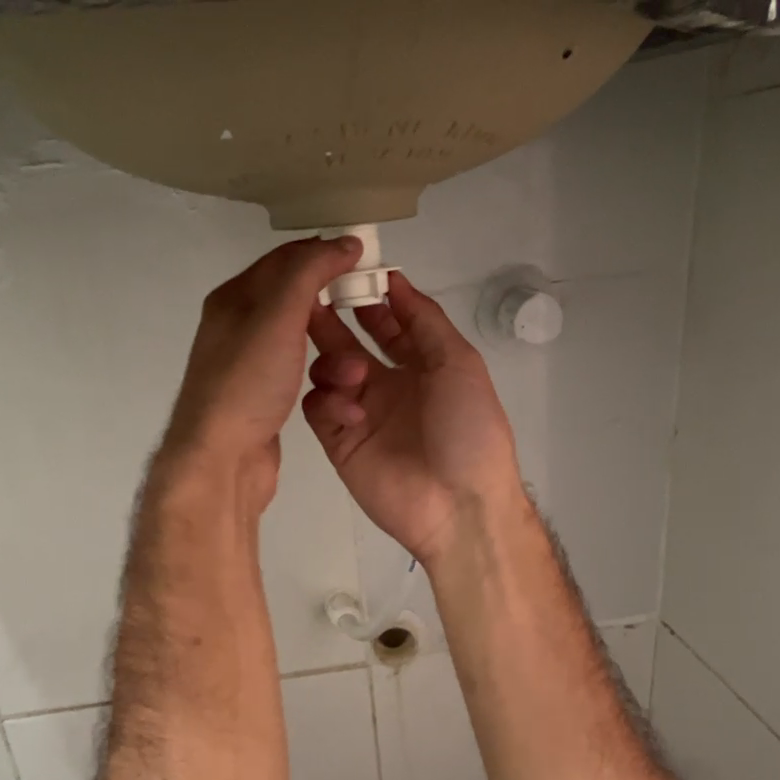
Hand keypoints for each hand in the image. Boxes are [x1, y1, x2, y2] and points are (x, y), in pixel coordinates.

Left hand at [162, 236, 365, 505]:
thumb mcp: (278, 315)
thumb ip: (310, 272)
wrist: (222, 461)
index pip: (285, 259)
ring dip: (336, 358)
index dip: (324, 254)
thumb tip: (345, 242)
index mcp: (234, 298)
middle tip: (369, 320)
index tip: (366, 262)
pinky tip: (342, 399)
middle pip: (298, 303)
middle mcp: (238, 328)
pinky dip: (326, 386)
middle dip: (336, 313)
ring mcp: (251, 368)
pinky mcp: (264, 401)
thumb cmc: (248, 383)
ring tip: (356, 374)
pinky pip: (303, 379)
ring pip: (304, 346)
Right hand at [303, 272, 523, 564]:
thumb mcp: (459, 363)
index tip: (344, 274)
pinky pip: (318, 409)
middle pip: (349, 343)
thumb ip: (425, 320)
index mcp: (422, 365)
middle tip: (310, 300)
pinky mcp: (340, 443)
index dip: (369, 300)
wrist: (459, 504)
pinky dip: (328, 402)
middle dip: (332, 320)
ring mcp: (362, 414)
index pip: (387, 324)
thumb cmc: (468, 428)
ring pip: (327, 372)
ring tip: (352, 374)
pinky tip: (351, 411)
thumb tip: (394, 280)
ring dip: (333, 362)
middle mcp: (388, 385)